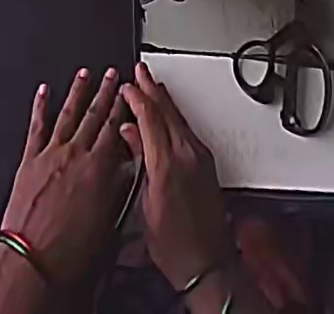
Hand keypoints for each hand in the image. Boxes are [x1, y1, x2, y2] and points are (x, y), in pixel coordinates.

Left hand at [0, 68, 131, 281]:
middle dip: (105, 91)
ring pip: (68, 113)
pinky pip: (36, 127)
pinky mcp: (30, 160)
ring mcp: (51, 153)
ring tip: (85, 73)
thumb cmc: (69, 248)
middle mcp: (75, 154)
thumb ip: (118, 186)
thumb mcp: (107, 219)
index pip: (114, 128)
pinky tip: (43, 91)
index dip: (122, 107)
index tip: (127, 92)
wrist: (31, 259)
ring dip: (78, 91)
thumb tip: (128, 165)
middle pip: (94, 115)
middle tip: (112, 74)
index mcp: (97, 167)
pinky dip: (40, 106)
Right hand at [120, 62, 230, 289]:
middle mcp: (186, 154)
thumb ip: (138, 161)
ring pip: (178, 116)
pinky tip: (168, 110)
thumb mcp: (144, 205)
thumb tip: (129, 133)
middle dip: (151, 88)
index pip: (150, 118)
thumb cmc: (173, 245)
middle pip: (167, 110)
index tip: (127, 87)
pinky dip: (174, 113)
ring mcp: (199, 156)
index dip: (137, 98)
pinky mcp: (207, 161)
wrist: (207, 264)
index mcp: (166, 165)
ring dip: (164, 97)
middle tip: (140, 70)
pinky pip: (187, 127)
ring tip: (152, 83)